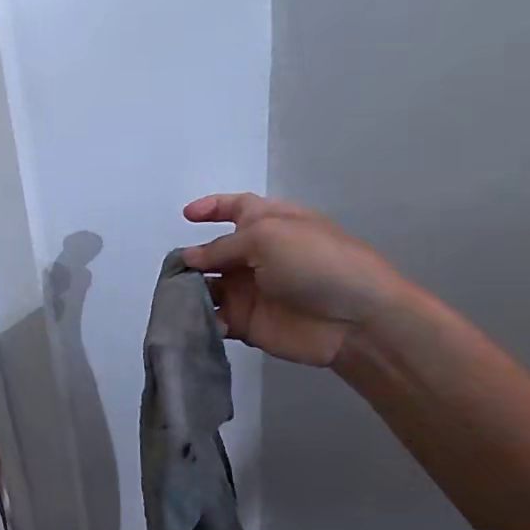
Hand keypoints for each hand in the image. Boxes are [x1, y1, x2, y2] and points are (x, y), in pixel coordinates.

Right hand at [181, 192, 413, 366]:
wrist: (354, 320)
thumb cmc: (316, 264)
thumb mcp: (268, 236)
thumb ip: (222, 246)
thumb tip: (189, 258)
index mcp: (270, 224)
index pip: (237, 208)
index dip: (213, 208)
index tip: (186, 215)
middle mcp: (257, 255)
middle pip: (212, 252)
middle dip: (190, 259)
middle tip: (175, 271)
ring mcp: (250, 290)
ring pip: (207, 287)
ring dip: (189, 290)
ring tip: (176, 297)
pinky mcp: (245, 322)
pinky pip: (213, 318)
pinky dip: (200, 319)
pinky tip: (194, 320)